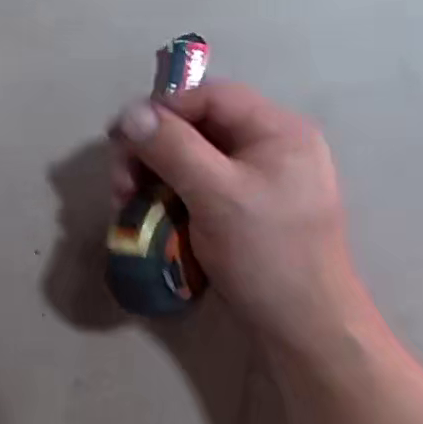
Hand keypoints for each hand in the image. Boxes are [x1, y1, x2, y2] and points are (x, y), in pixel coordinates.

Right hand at [110, 81, 367, 348]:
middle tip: (121, 183)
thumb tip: (131, 113)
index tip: (120, 139)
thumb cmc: (266, 255)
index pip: (209, 97)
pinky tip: (148, 214)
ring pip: (190, 158)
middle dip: (151, 149)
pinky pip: (196, 186)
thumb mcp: (216, 195)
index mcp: (277, 130)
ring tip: (128, 203)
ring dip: (152, 175)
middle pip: (195, 126)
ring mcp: (255, 179)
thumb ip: (173, 149)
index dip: (161, 110)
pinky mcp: (241, 208)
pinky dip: (167, 195)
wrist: (302, 326)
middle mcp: (268, 146)